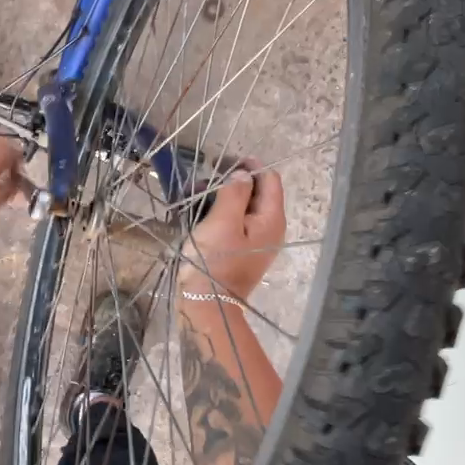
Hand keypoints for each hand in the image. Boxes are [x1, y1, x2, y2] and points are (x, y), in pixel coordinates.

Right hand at [178, 166, 284, 300]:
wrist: (206, 302)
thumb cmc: (215, 260)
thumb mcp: (222, 221)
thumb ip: (235, 192)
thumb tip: (243, 173)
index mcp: (271, 219)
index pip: (270, 179)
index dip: (249, 165)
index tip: (222, 161)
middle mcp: (269, 227)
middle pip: (257, 192)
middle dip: (231, 181)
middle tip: (202, 179)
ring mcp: (256, 240)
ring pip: (242, 206)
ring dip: (220, 196)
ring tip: (193, 194)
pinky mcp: (241, 249)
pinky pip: (234, 222)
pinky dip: (218, 212)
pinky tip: (197, 212)